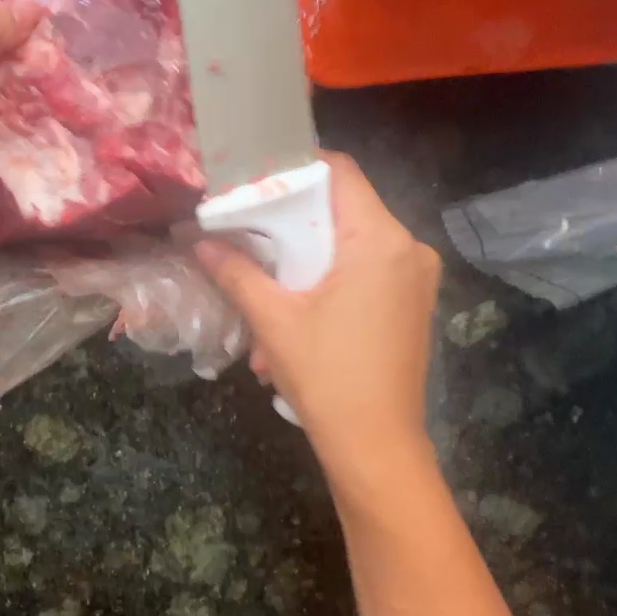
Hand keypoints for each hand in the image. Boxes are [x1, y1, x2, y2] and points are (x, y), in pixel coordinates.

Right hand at [195, 153, 440, 465]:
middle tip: (247, 247)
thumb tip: (200, 242)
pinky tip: (294, 326)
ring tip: (266, 307)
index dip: (292, 172)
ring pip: (349, 251)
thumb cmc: (325, 376)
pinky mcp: (411, 307)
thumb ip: (237, 273)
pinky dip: (326, 290)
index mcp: (379, 241)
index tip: (252, 189)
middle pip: (342, 213)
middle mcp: (408, 249)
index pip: (339, 174)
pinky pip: (364, 278)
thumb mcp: (273, 320)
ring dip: (302, 271)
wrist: (374, 443)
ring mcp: (415, 280)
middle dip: (289, 232)